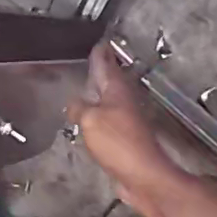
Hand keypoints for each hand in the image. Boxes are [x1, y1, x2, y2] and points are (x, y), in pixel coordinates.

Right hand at [67, 44, 189, 207]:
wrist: (142, 176)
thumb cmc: (119, 143)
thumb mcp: (90, 120)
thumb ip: (78, 108)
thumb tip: (73, 103)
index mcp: (117, 89)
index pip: (106, 63)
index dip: (100, 52)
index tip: (98, 41)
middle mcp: (124, 100)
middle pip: (110, 80)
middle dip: (101, 69)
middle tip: (91, 59)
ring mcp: (126, 119)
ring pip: (109, 99)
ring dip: (98, 92)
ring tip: (85, 85)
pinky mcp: (124, 138)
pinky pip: (107, 119)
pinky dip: (98, 114)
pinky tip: (89, 117)